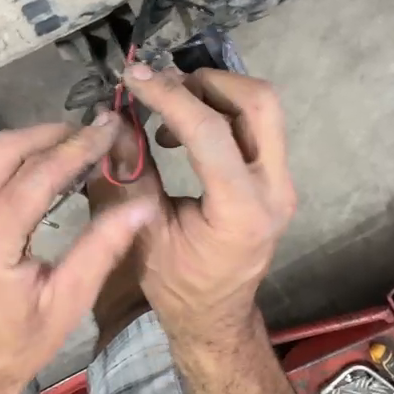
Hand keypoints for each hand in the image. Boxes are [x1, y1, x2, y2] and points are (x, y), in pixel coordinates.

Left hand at [0, 115, 159, 393]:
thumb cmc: (19, 346)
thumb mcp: (68, 302)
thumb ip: (102, 248)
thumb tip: (143, 204)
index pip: (34, 177)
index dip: (75, 148)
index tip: (107, 128)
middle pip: (3, 152)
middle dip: (51, 134)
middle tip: (92, 133)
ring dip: (31, 145)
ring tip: (74, 146)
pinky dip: (10, 164)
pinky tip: (42, 168)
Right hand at [95, 65, 296, 349]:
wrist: (215, 316)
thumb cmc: (176, 285)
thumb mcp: (143, 234)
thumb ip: (131, 175)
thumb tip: (113, 120)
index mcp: (240, 211)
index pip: (210, 132)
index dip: (168, 96)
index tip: (132, 77)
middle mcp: (274, 189)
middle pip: (258, 104)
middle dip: (206, 82)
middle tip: (160, 87)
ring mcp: (280, 181)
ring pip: (261, 108)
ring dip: (213, 92)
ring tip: (165, 106)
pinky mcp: (273, 176)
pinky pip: (254, 124)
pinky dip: (217, 109)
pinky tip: (178, 129)